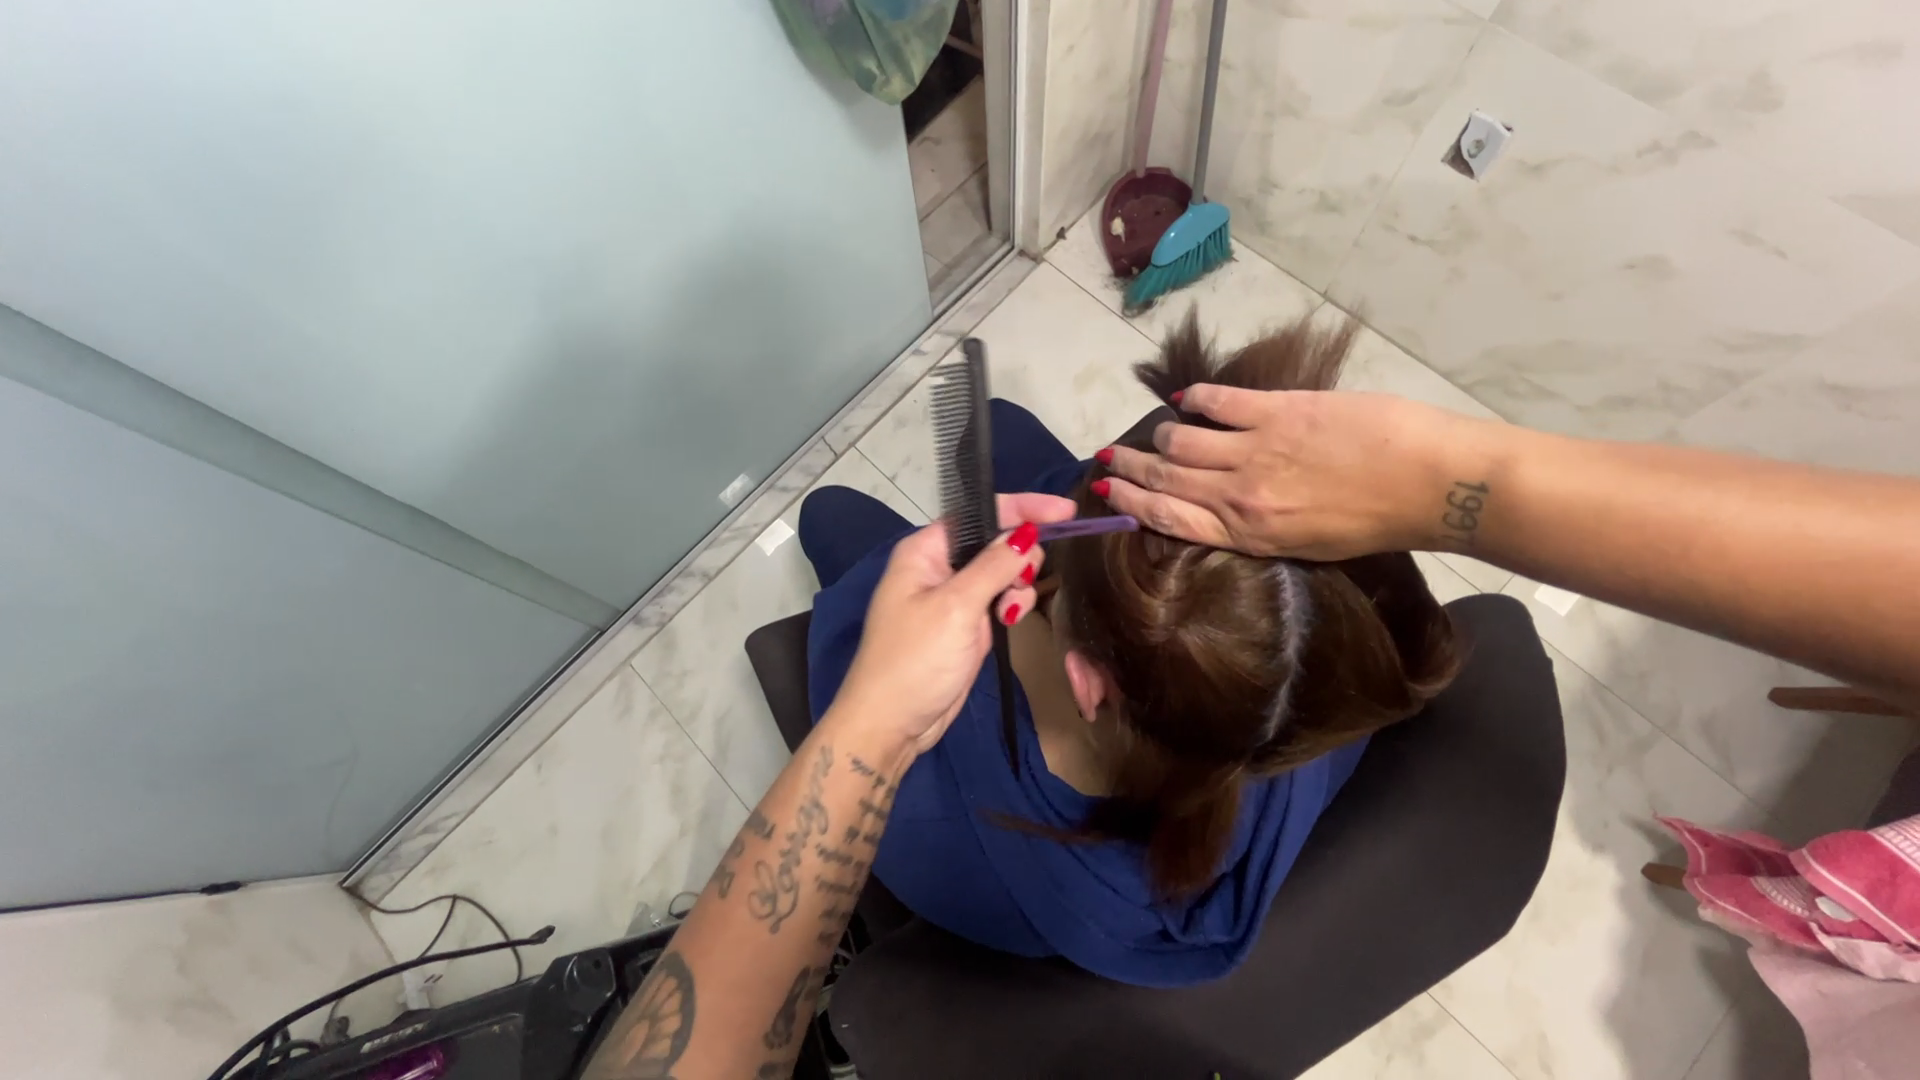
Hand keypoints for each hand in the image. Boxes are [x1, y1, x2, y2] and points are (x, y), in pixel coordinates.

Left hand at [832, 493, 1075, 752]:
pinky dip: (1012, 605)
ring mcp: (953, 597)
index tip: (1066, 510)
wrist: (892, 724)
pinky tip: (1012, 621)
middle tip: (1025, 580)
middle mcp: (938, 567)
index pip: (980, 513)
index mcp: (925, 550)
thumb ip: (994, 566)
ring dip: (1017, 584)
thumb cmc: (915, 660)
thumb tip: (1029, 533)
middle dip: (1020, 554)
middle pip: (994, 540)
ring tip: (1012, 611)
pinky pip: (998, 600)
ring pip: (1001, 572)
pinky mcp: (965, 625)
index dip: (1023, 508)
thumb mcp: (956, 607)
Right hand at [1098, 386, 1492, 559]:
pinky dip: (1195, 399)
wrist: (1433, 484)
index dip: (1128, 501)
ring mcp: (1255, 450)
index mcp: (1246, 533)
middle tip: (1108, 457)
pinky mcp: (1278, 411)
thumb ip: (1253, 527)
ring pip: (1180, 440)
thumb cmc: (1373, 523)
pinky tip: (1186, 398)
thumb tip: (1217, 504)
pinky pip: (1217, 401)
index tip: (1106, 488)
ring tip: (1157, 433)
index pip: (1166, 516)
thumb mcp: (1302, 545)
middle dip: (1129, 467)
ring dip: (1161, 436)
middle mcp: (1238, 495)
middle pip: (1163, 478)